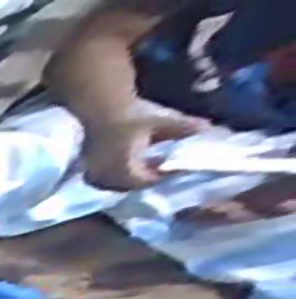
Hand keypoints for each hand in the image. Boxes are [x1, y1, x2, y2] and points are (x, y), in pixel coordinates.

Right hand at [81, 109, 209, 189]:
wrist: (102, 112)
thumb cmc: (130, 119)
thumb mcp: (162, 122)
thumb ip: (184, 128)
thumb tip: (209, 129)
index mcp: (124, 169)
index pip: (145, 182)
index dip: (164, 176)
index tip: (179, 168)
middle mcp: (106, 176)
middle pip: (128, 186)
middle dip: (146, 178)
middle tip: (164, 166)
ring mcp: (95, 173)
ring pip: (115, 185)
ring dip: (130, 178)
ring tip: (147, 165)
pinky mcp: (89, 168)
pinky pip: (103, 180)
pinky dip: (116, 176)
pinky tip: (126, 165)